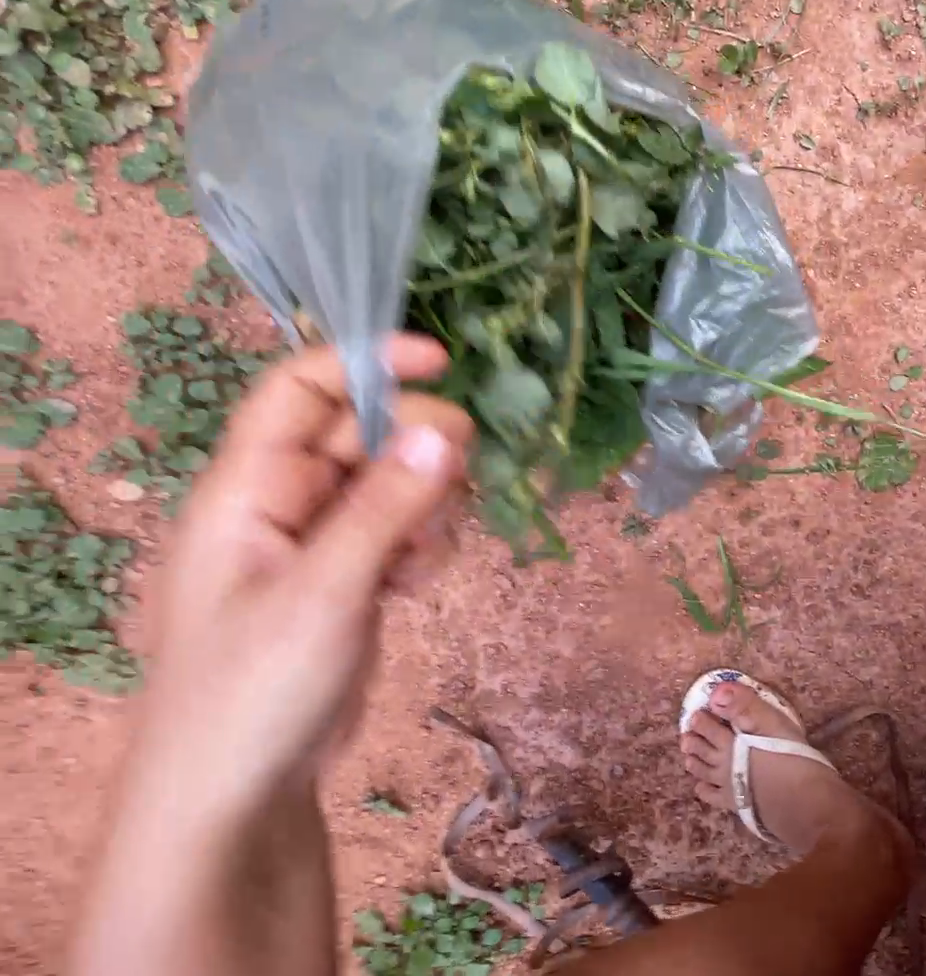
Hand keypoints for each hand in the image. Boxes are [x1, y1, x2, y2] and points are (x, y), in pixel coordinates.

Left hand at [131, 335, 473, 818]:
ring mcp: (320, 541)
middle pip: (362, 434)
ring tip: (425, 555)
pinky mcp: (352, 574)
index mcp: (246, 490)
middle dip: (418, 448)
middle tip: (459, 479)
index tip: (444, 363)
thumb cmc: (253, 688)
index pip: (299, 389)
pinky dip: (426, 544)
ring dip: (430, 504)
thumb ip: (387, 508)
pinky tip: (417, 583)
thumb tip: (449, 430)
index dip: (366, 362)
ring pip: (396, 482)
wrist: (239, 791)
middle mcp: (282, 503)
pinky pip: (405, 528)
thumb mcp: (325, 593)